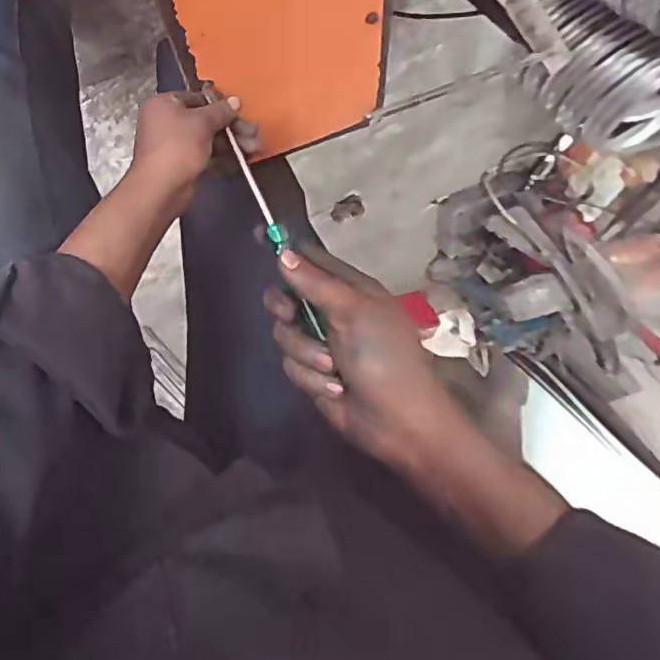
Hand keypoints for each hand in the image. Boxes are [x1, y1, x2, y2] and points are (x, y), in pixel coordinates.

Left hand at [125, 90, 257, 215]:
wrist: (160, 188)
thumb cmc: (178, 146)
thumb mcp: (202, 122)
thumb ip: (221, 110)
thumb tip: (235, 101)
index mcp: (163, 104)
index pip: (195, 98)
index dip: (219, 104)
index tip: (240, 110)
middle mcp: (164, 122)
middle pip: (204, 120)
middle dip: (231, 127)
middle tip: (253, 133)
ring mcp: (172, 145)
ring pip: (206, 139)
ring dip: (231, 143)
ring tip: (253, 149)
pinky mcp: (180, 165)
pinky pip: (203, 156)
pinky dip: (220, 158)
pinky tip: (241, 161)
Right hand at [267, 247, 463, 466]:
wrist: (401, 424)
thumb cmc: (386, 359)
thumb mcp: (353, 312)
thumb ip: (314, 282)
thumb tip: (283, 253)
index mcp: (348, 289)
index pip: (310, 258)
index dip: (285, 248)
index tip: (258, 236)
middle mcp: (331, 311)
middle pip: (285, 295)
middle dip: (284, 308)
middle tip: (291, 316)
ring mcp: (321, 342)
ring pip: (283, 333)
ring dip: (305, 352)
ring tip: (333, 368)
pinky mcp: (312, 371)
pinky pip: (290, 363)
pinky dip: (311, 377)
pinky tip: (335, 388)